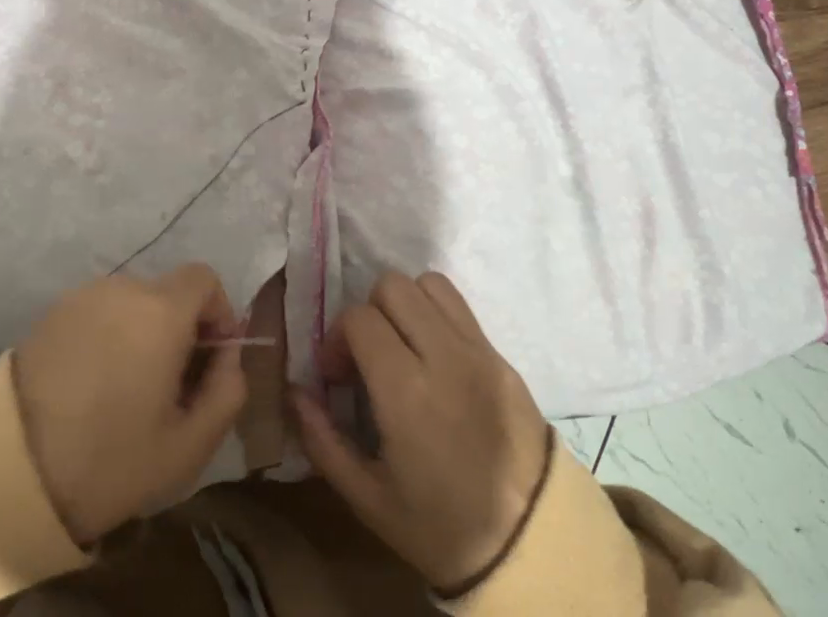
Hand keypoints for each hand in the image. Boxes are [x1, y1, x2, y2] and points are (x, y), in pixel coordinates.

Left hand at [13, 264, 248, 544]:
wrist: (10, 471)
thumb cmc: (111, 460)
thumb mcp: (191, 444)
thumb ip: (229, 390)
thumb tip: (228, 355)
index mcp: (159, 312)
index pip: (204, 279)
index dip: (218, 313)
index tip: (210, 359)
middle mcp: (120, 290)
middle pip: (166, 294)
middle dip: (180, 330)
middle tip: (171, 387)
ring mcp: (78, 298)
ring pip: (130, 305)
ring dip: (141, 334)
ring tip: (128, 390)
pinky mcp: (48, 315)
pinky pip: (96, 314)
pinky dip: (108, 337)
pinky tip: (94, 384)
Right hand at [293, 272, 551, 594]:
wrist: (532, 544)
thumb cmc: (440, 527)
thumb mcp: (366, 498)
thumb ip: (322, 440)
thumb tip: (296, 392)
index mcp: (407, 392)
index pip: (360, 318)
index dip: (336, 339)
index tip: (337, 378)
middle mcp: (445, 358)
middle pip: (394, 287)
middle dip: (368, 314)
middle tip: (367, 358)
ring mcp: (480, 353)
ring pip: (430, 284)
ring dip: (405, 307)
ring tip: (402, 349)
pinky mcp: (504, 358)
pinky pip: (461, 309)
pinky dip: (436, 317)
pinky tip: (433, 360)